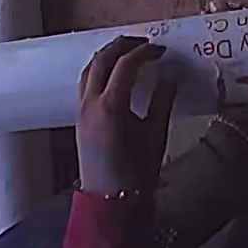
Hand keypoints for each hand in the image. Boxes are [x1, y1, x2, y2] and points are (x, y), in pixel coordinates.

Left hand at [76, 36, 177, 194]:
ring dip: (107, 55)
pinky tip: (113, 74)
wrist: (109, 204)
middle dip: (122, 45)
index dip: (144, 52)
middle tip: (143, 42)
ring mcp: (81, 110)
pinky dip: (99, 69)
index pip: (126, 65)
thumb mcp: (155, 136)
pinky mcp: (79, 117)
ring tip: (128, 52)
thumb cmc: (136, 174)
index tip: (161, 50)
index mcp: (111, 107)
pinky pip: (86, 82)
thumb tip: (169, 77)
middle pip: (102, 60)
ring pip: (90, 69)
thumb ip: (161, 102)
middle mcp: (90, 104)